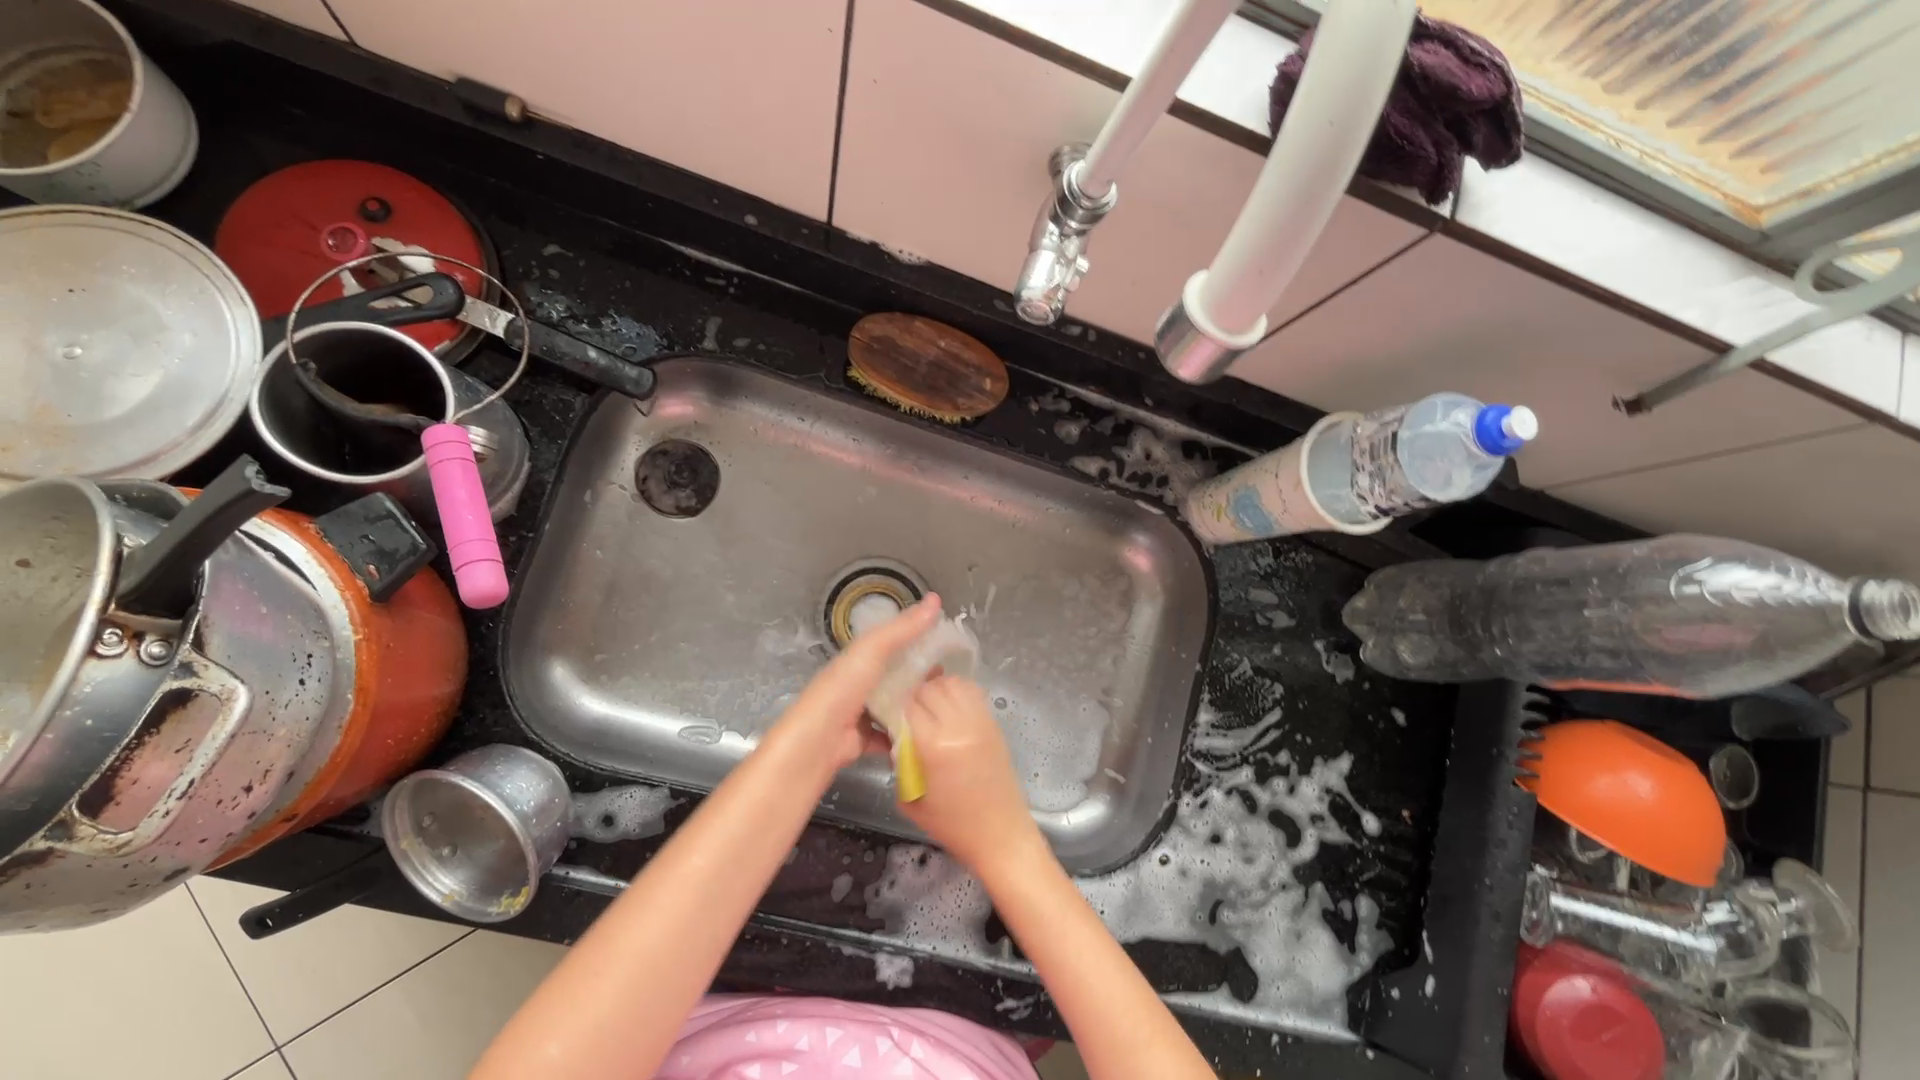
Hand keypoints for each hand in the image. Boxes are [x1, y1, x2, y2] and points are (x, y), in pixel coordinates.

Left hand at [763, 594, 942, 773]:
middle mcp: (859, 684)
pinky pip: (890, 735)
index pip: (891, 645)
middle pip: (896, 677)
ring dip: (915, 707)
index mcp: (858, 659)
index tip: (945, 646)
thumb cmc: (844, 688)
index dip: (917, 643)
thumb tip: (935, 599)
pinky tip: (926, 734)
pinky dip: (905, 736)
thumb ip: (903, 628)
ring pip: (895, 707)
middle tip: (949, 680)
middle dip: (921, 678)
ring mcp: (860, 714)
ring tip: (943, 707)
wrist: (818, 740)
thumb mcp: (874, 649)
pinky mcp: (864, 740)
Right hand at [897, 675, 1045, 877]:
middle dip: (915, 696)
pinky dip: (958, 693)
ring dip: (937, 689)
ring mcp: (980, 722)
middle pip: (930, 688)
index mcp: (935, 745)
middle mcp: (959, 726)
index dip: (897, 707)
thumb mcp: (911, 800)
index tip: (891, 717)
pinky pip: (973, 693)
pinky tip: (950, 709)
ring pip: (953, 683)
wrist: (1001, 834)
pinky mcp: (993, 724)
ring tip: (930, 708)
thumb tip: (897, 740)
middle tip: (909, 713)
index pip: (909, 704)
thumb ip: (900, 765)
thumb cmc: (953, 826)